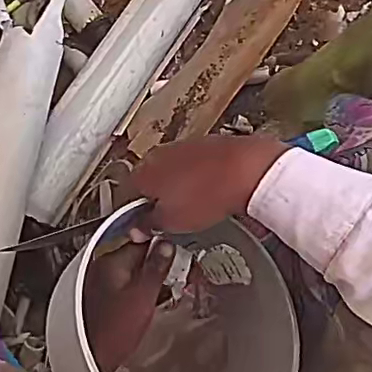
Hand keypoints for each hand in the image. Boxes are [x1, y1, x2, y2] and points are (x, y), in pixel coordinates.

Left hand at [83, 239, 176, 371]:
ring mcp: (102, 281)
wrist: (97, 357)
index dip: (162, 246)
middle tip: (176, 271)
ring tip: (166, 286)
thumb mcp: (144, 295)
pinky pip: (127, 283)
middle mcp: (102, 266)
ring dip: (149, 275)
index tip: (178, 254)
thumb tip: (166, 244)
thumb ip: (156, 267)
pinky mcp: (104, 296)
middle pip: (136, 254)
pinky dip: (139, 287)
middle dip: (156, 261)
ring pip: (132, 269)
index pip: (141, 240)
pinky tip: (150, 298)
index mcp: (111, 261)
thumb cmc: (117, 329)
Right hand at [130, 134, 288, 234]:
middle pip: (148, 180)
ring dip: (178, 187)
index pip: (125, 194)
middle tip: (168, 219)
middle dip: (156, 199)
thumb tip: (138, 227)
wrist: (246, 168)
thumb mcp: (171, 221)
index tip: (141, 226)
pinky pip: (194, 165)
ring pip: (171, 171)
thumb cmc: (207, 193)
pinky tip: (210, 192)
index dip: (132, 213)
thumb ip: (149, 224)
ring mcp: (182, 147)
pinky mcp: (205, 144)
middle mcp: (157, 155)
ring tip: (193, 206)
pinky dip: (198, 177)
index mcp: (142, 173)